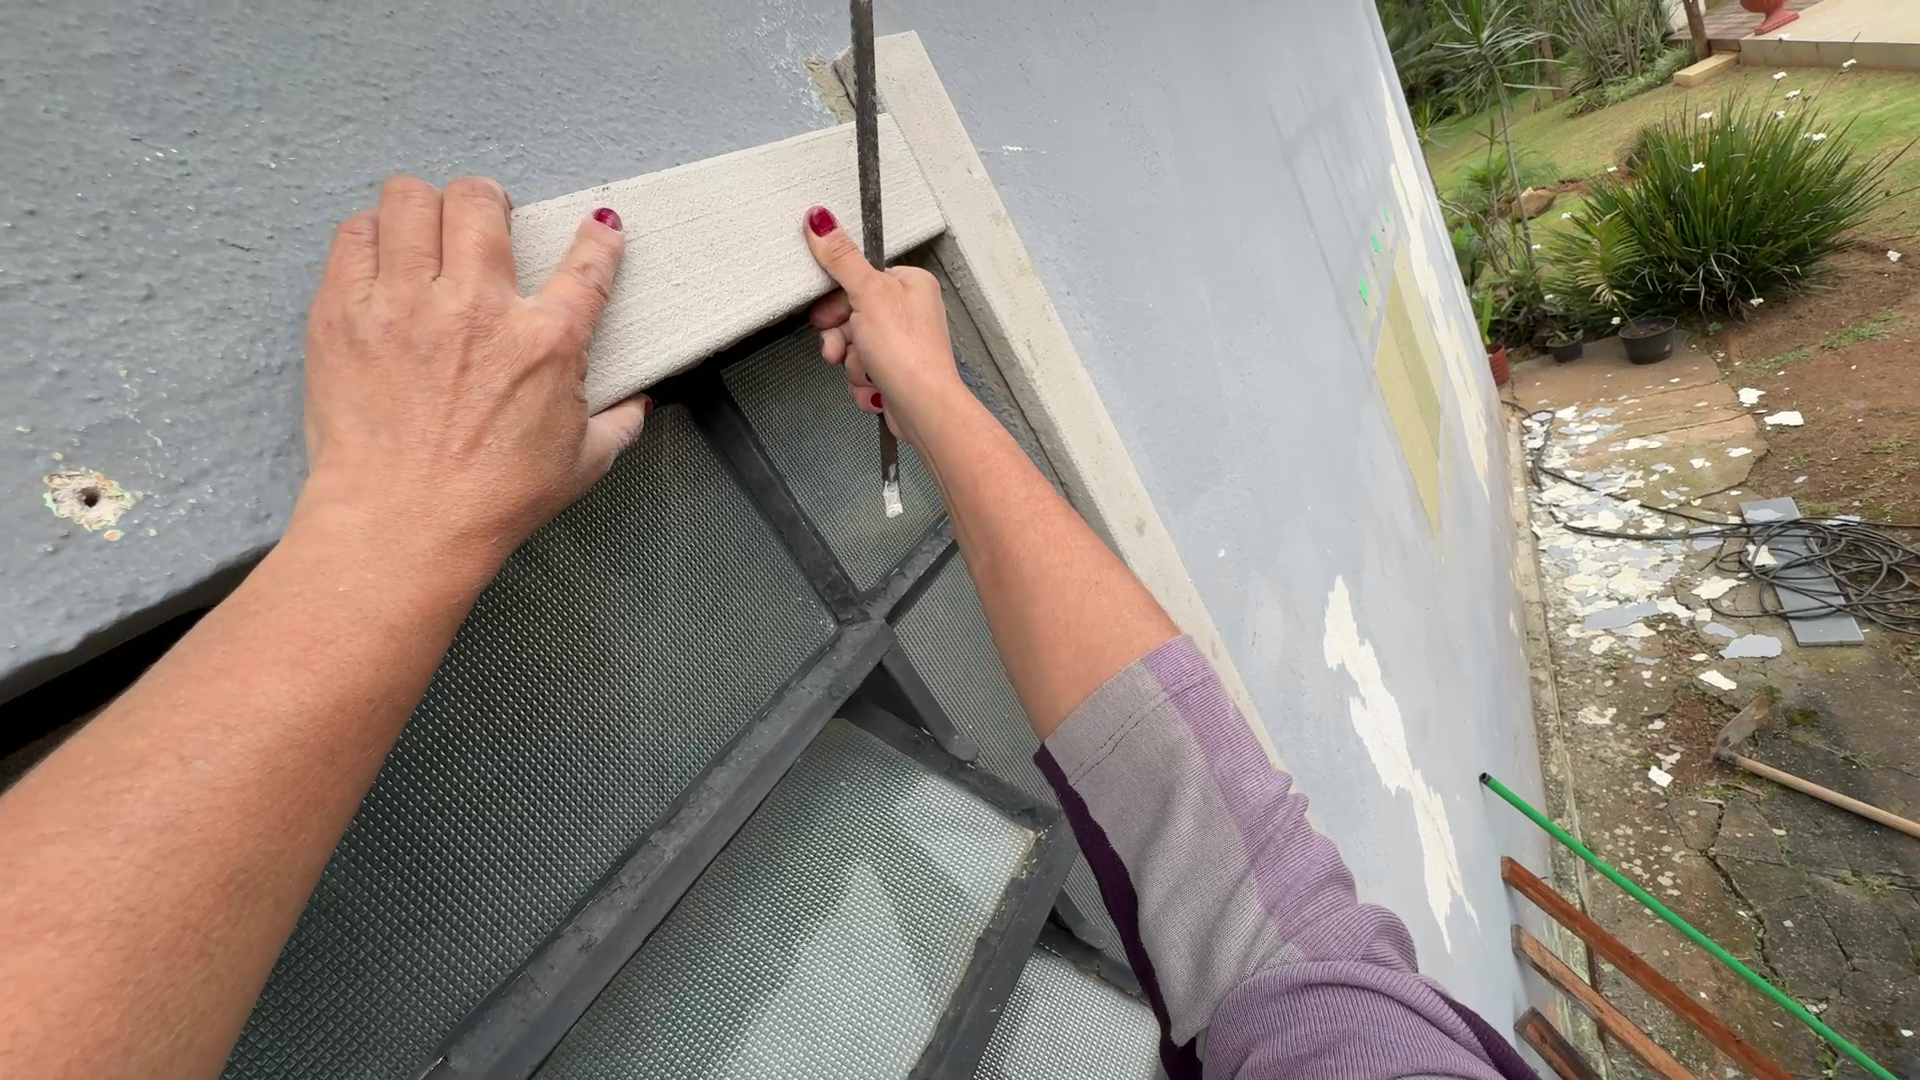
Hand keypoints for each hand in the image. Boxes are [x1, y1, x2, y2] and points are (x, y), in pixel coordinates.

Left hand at [296, 176, 647, 582]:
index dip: (599, 239)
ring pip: (410, 199)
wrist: (406, 522)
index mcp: (548, 344)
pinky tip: (388, 258)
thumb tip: (639, 403)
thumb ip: (621, 423)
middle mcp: (479, 309)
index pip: (587, 267)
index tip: (600, 228)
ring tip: (433, 232)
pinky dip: (375, 233)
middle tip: (491, 218)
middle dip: (491, 200)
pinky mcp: (344, 311)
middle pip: (480, 202)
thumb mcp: (585, 462)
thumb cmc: (500, 497)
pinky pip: (355, 234)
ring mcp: (406, 304)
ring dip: (429, 206)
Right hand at [803, 205, 965, 444]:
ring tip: (868, 371)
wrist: (923, 408)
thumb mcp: (868, 293)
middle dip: (843, 340)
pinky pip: (863, 374)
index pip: (858, 280)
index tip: (827, 315)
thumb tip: (820, 220)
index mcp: (910, 284)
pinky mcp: (896, 375)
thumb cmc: (908, 353)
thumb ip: (841, 258)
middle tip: (841, 349)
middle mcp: (910, 313)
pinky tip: (876, 388)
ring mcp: (903, 346)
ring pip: (854, 349)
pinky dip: (863, 385)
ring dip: (853, 365)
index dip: (836, 301)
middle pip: (851, 317)